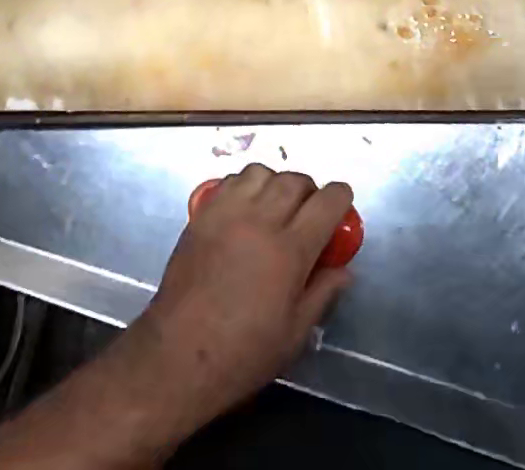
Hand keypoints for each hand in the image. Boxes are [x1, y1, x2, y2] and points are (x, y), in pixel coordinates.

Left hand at [110, 165, 354, 438]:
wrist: (180, 352)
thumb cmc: (244, 351)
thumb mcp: (295, 333)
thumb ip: (322, 293)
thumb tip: (344, 269)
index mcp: (289, 250)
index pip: (325, 203)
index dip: (340, 195)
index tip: (343, 198)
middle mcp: (260, 221)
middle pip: (293, 181)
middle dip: (310, 189)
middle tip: (311, 208)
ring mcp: (227, 213)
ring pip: (259, 173)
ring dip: (275, 182)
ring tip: (276, 203)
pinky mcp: (201, 214)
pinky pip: (229, 182)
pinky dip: (245, 185)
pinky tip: (246, 208)